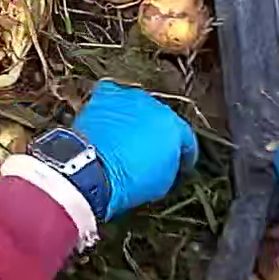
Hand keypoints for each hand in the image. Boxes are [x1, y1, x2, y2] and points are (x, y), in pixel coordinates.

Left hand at [73, 81, 198, 220]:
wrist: (91, 168)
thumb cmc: (128, 179)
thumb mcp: (162, 184)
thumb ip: (172, 166)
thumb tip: (168, 162)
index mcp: (175, 127)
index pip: (187, 140)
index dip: (185, 156)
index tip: (180, 166)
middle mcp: (156, 106)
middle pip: (163, 121)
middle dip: (159, 135)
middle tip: (150, 153)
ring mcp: (130, 97)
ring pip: (139, 108)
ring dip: (136, 121)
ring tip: (126, 139)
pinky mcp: (106, 95)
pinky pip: (114, 97)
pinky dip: (113, 108)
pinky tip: (109, 122)